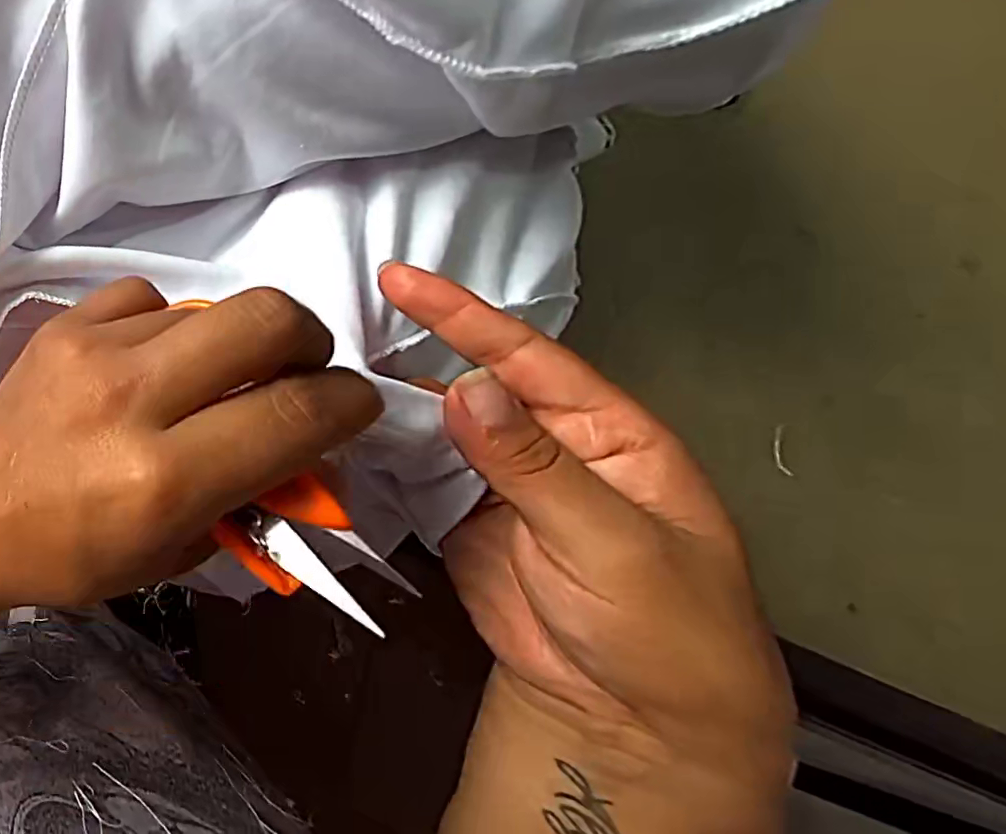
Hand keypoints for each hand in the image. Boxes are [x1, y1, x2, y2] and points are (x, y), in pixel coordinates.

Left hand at [0, 277, 382, 610]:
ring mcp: (94, 349)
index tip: (355, 403)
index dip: (347, 401)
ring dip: (236, 343)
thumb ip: (259, 494)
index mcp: (164, 478)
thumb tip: (319, 448)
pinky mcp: (66, 323)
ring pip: (212, 309)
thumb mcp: (181, 549)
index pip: (294, 412)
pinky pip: (152, 298)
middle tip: (303, 366)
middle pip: (266, 319)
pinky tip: (152, 357)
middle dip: (309, 338)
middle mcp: (132, 400)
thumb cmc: (79, 554)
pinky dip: (172, 326)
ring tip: (213, 377)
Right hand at [378, 263, 792, 830]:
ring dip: (390, 406)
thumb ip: (536, 465)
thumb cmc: (668, 633)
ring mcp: (495, 478)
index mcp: (602, 428)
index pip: (525, 356)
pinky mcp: (458, 513)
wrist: (627, 725)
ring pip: (433, 424)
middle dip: (413, 353)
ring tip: (337, 382)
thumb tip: (468, 389)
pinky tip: (350, 437)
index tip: (404, 280)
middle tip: (352, 328)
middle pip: (469, 381)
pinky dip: (381, 455)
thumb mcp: (615, 544)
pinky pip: (414, 472)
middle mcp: (543, 440)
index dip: (463, 315)